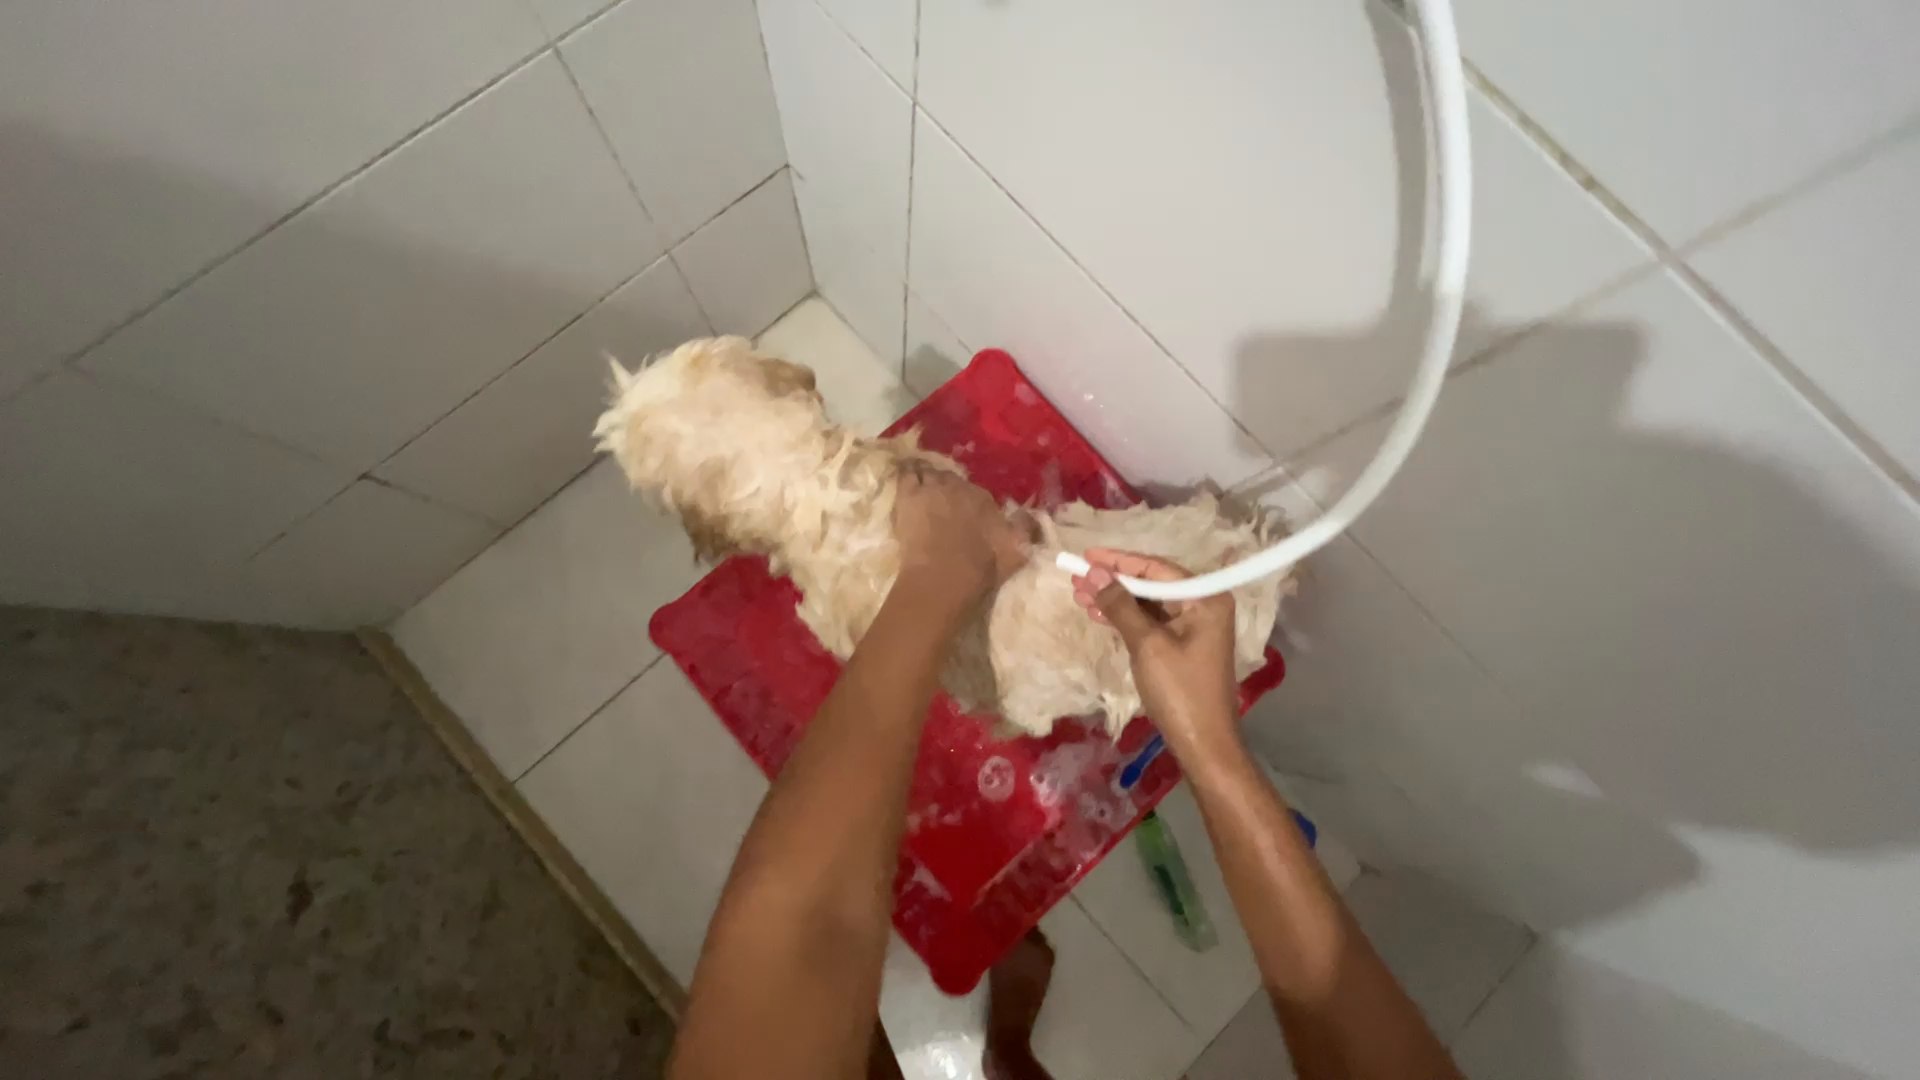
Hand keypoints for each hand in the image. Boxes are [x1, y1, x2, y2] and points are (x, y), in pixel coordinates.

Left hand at [893, 466, 1031, 598]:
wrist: (946, 576)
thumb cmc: (983, 566)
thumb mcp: (1018, 549)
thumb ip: (1025, 527)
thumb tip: (1029, 514)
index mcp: (984, 498)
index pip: (976, 492)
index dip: (970, 501)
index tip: (966, 512)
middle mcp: (958, 487)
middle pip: (950, 480)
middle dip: (946, 488)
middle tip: (942, 502)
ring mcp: (931, 488)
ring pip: (927, 473)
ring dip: (925, 478)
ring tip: (922, 487)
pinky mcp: (908, 496)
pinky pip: (906, 475)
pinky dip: (907, 475)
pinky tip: (905, 479)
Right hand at [1072, 549, 1240, 757]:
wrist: (1203, 744)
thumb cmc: (1179, 690)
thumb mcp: (1146, 644)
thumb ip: (1120, 605)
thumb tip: (1094, 573)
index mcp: (1205, 599)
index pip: (1156, 569)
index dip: (1118, 562)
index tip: (1086, 557)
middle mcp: (1203, 606)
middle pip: (1151, 584)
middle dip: (1113, 582)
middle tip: (1076, 579)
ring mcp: (1193, 627)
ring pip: (1147, 604)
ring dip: (1114, 600)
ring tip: (1079, 596)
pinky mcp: (1182, 646)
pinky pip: (1150, 622)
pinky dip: (1125, 618)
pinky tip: (1098, 615)